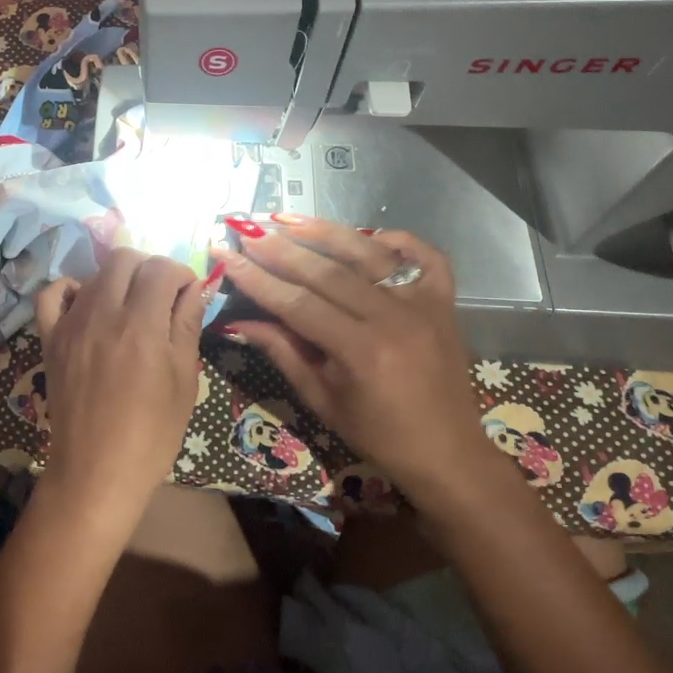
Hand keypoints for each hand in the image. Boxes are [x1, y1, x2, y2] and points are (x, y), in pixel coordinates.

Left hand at [33, 249, 208, 515]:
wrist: (96, 471)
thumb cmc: (152, 434)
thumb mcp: (184, 381)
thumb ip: (186, 326)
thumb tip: (194, 289)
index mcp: (142, 325)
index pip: (161, 269)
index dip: (181, 274)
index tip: (188, 294)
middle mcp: (102, 313)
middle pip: (124, 259)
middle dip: (149, 269)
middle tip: (161, 297)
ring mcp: (70, 323)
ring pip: (94, 274)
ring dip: (118, 280)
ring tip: (130, 309)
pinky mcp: (49, 338)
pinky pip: (52, 295)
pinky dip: (71, 290)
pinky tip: (87, 306)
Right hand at [214, 218, 498, 506]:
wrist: (448, 452)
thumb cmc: (378, 434)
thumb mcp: (322, 399)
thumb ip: (283, 352)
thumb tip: (238, 321)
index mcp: (361, 351)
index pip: (296, 302)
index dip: (256, 278)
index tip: (224, 254)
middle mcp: (394, 318)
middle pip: (326, 272)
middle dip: (279, 249)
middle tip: (246, 230)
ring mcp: (424, 305)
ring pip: (368, 254)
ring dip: (325, 233)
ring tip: (287, 219)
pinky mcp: (444, 302)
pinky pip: (425, 257)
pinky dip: (398, 241)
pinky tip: (368, 236)